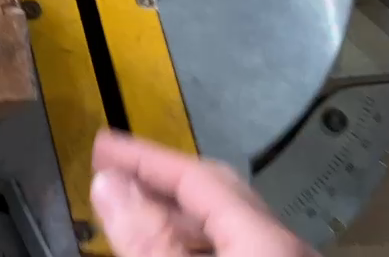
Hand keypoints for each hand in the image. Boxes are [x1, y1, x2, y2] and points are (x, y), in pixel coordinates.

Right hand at [90, 130, 316, 256]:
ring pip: (232, 222)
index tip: (99, 144)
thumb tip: (108, 182)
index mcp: (267, 235)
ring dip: (178, 206)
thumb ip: (151, 235)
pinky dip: (199, 234)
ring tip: (134, 206)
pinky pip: (240, 244)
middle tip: (115, 170)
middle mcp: (288, 245)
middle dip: (162, 174)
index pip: (197, 174)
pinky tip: (175, 244)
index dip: (142, 154)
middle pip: (220, 191)